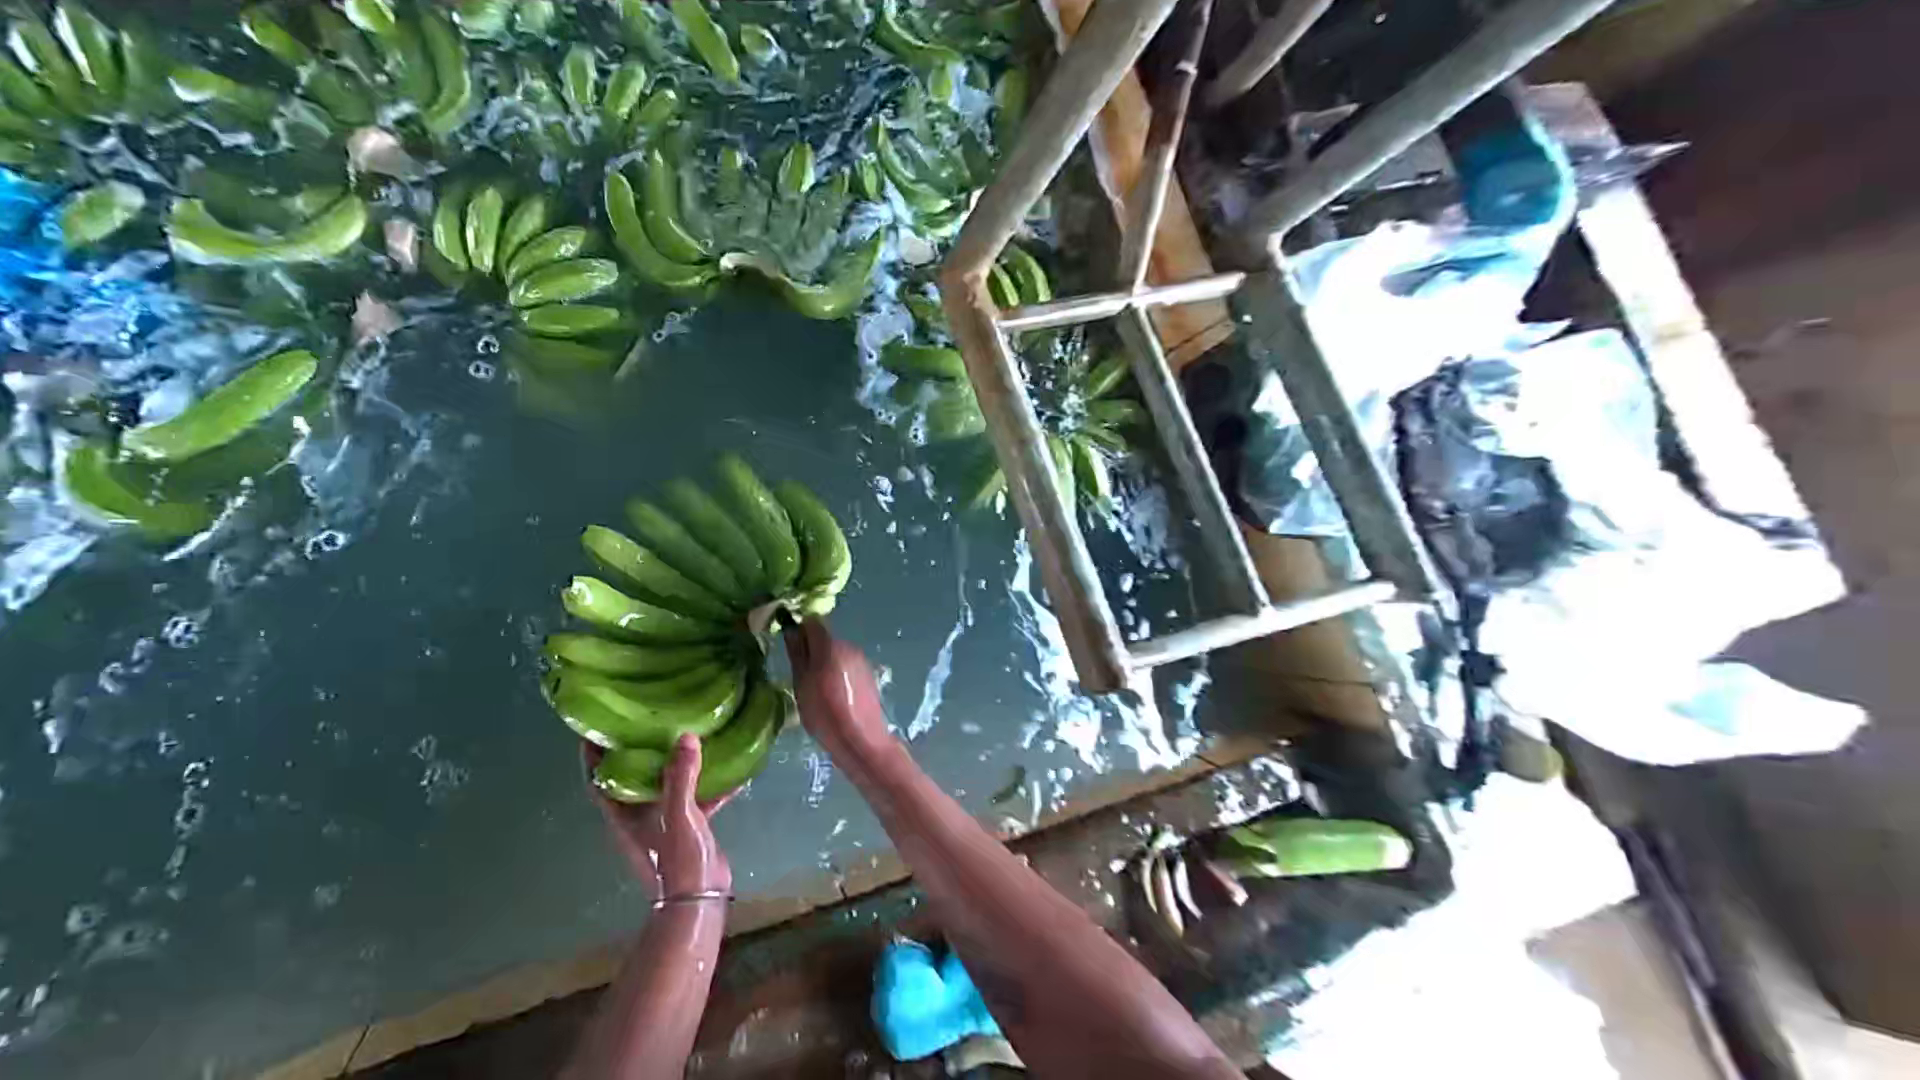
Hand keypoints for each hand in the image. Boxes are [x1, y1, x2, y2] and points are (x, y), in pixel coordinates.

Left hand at [584, 734, 731, 899]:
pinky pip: (696, 797)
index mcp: (623, 815)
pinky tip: (732, 770)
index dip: (593, 754)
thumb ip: (681, 777)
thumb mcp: (678, 815)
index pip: (599, 779)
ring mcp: (664, 822)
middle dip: (639, 750)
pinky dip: (710, 784)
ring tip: (691, 734)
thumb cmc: (676, 860)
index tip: (596, 726)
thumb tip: (686, 736)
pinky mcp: (688, 827)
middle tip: (652, 720)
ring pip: (667, 784)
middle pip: (633, 776)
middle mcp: (638, 816)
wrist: (699, 900)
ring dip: (676, 763)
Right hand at [783, 617, 894, 762]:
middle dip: (812, 649)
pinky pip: (846, 664)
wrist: (861, 740)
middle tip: (800, 674)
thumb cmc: (825, 715)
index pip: (813, 622)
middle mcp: (849, 646)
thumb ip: (797, 655)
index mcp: (830, 647)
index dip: (800, 630)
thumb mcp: (801, 685)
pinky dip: (837, 672)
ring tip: (816, 688)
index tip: (790, 646)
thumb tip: (791, 630)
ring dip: (824, 662)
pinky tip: (834, 694)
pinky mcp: (868, 673)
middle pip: (825, 637)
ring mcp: (861, 659)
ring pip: (836, 651)